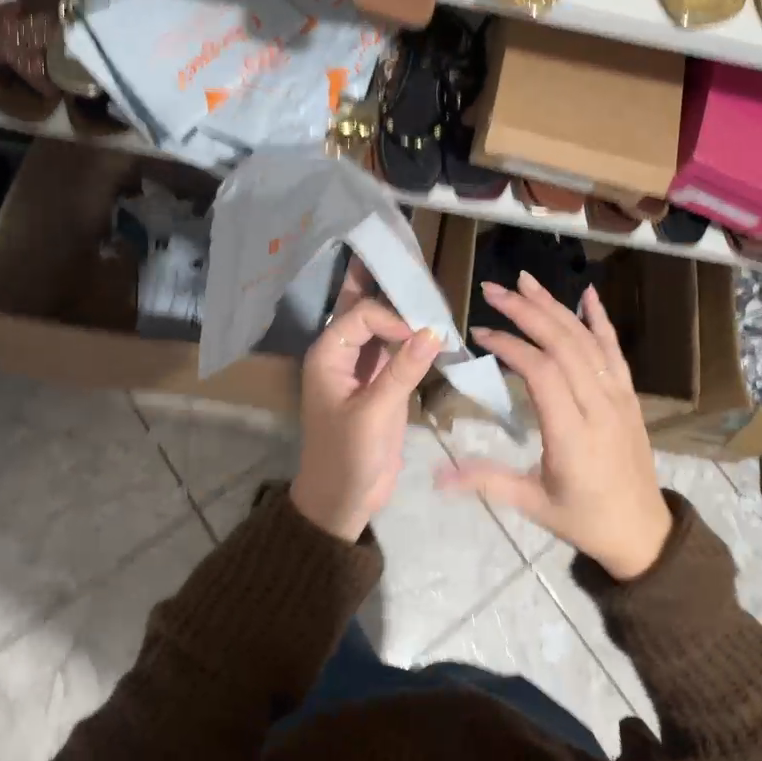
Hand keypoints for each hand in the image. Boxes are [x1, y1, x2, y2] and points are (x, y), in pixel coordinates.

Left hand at [292, 264, 443, 541]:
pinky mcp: (380, 382)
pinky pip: (395, 348)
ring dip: (402, 309)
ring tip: (428, 286)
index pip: (362, 314)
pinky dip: (411, 336)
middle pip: (363, 307)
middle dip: (385, 286)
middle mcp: (342, 353)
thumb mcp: (374, 414)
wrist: (342, 500)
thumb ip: (403, 370)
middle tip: (414, 260)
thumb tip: (434, 331)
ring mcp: (362, 367)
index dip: (392, 316)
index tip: (423, 332)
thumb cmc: (347, 457)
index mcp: (327, 354)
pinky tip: (431, 322)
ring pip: (381, 325)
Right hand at [437, 273, 671, 580]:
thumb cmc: (583, 519)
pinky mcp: (629, 396)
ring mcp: (619, 398)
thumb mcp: (531, 504)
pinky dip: (601, 319)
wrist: (643, 532)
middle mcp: (599, 407)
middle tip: (492, 290)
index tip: (480, 334)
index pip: (542, 372)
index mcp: (572, 434)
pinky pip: (616, 350)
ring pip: (587, 341)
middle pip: (564, 345)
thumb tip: (436, 477)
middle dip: (526, 312)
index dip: (510, 347)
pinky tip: (587, 294)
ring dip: (555, 307)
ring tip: (525, 281)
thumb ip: (486, 482)